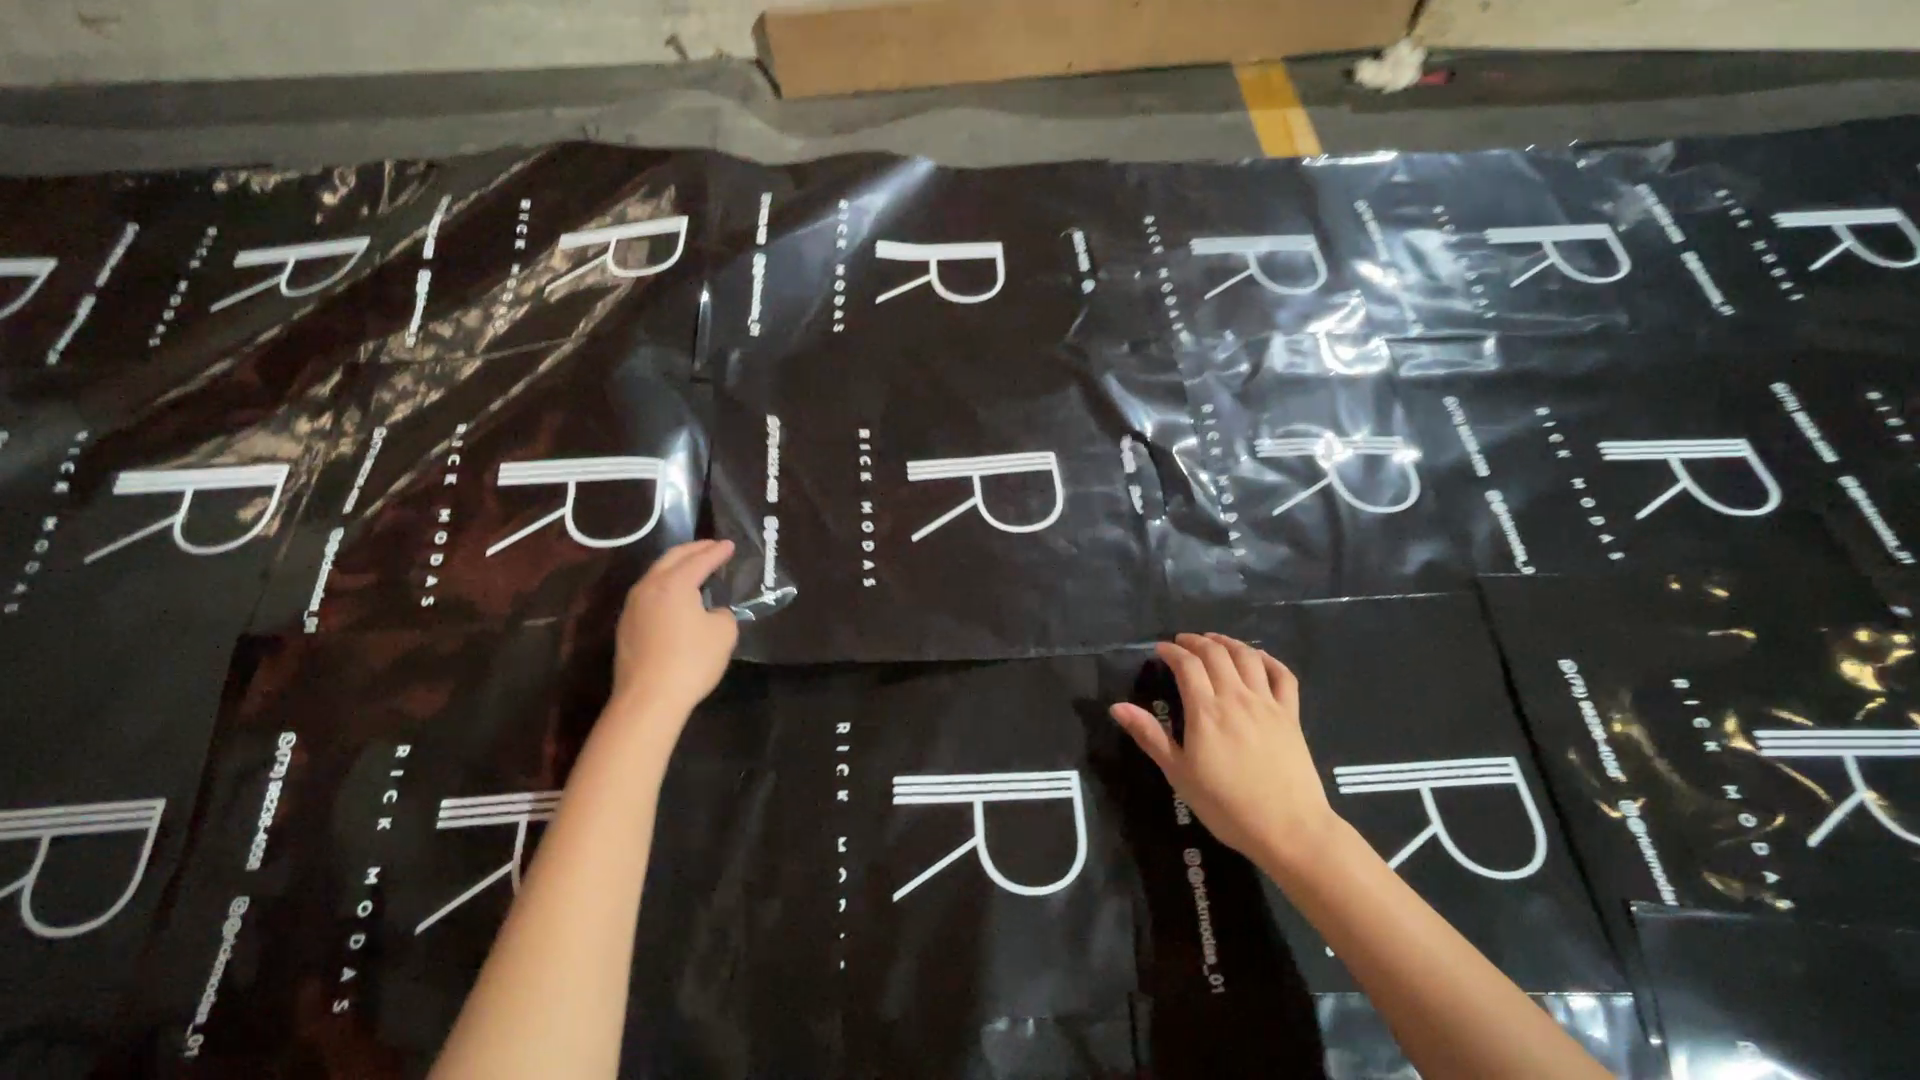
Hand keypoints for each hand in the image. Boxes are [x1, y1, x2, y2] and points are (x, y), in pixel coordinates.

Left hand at [609, 539, 738, 726]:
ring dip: (676, 567)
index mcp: (674, 583)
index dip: (718, 551)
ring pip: (656, 575)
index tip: (730, 545)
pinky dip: (666, 586)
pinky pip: (649, 594)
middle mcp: (649, 587)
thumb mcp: (723, 634)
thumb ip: (722, 614)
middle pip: (672, 559)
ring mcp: (632, 606)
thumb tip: (711, 613)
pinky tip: (676, 596)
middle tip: (711, 546)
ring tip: (694, 566)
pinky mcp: (626, 625)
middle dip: (694, 549)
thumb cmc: (691, 661)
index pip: (700, 560)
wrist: (648, 698)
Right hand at [1111, 632, 1339, 868]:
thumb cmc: (1226, 805)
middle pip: (1216, 653)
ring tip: (1214, 640)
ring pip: (1248, 657)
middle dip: (1196, 641)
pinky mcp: (1291, 715)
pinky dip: (1268, 659)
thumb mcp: (1178, 774)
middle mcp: (1236, 697)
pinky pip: (1283, 675)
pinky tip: (1258, 658)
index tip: (1159, 650)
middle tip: (1182, 641)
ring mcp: (1267, 703)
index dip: (1171, 652)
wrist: (1288, 827)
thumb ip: (1150, 735)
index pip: (1187, 665)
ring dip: (1228, 642)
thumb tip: (1117, 707)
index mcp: (1206, 711)